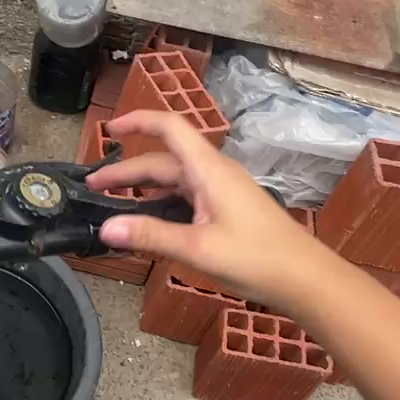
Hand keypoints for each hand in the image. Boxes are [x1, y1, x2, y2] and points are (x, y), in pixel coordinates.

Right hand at [87, 110, 349, 312]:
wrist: (305, 278)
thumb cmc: (257, 258)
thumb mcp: (198, 249)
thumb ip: (151, 236)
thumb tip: (105, 228)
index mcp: (208, 170)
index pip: (169, 128)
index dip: (138, 121)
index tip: (109, 130)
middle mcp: (213, 172)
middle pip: (163, 160)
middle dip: (126, 170)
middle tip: (93, 187)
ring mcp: (222, 190)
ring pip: (173, 179)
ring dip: (142, 186)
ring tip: (113, 201)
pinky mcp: (226, 208)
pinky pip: (185, 195)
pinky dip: (161, 201)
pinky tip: (148, 219)